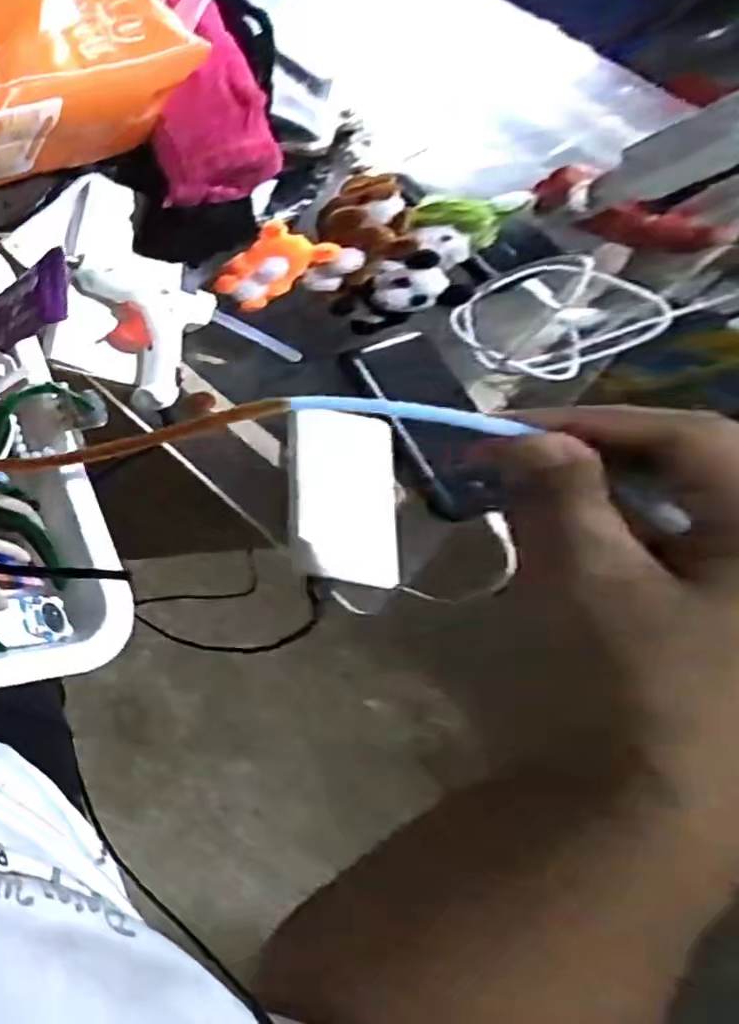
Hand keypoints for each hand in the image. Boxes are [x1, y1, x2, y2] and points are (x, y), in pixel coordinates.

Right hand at [495, 406, 738, 814]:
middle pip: (704, 463)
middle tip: (510, 459)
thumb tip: (522, 437)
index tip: (497, 430)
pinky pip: (689, 542)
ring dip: (607, 488)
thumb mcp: (587, 579)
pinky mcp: (736, 609)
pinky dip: (625, 527)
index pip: (694, 436)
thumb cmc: (636, 678)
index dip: (591, 421)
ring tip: (529, 495)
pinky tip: (572, 538)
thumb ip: (559, 496)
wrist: (662, 791)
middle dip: (599, 452)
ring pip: (694, 502)